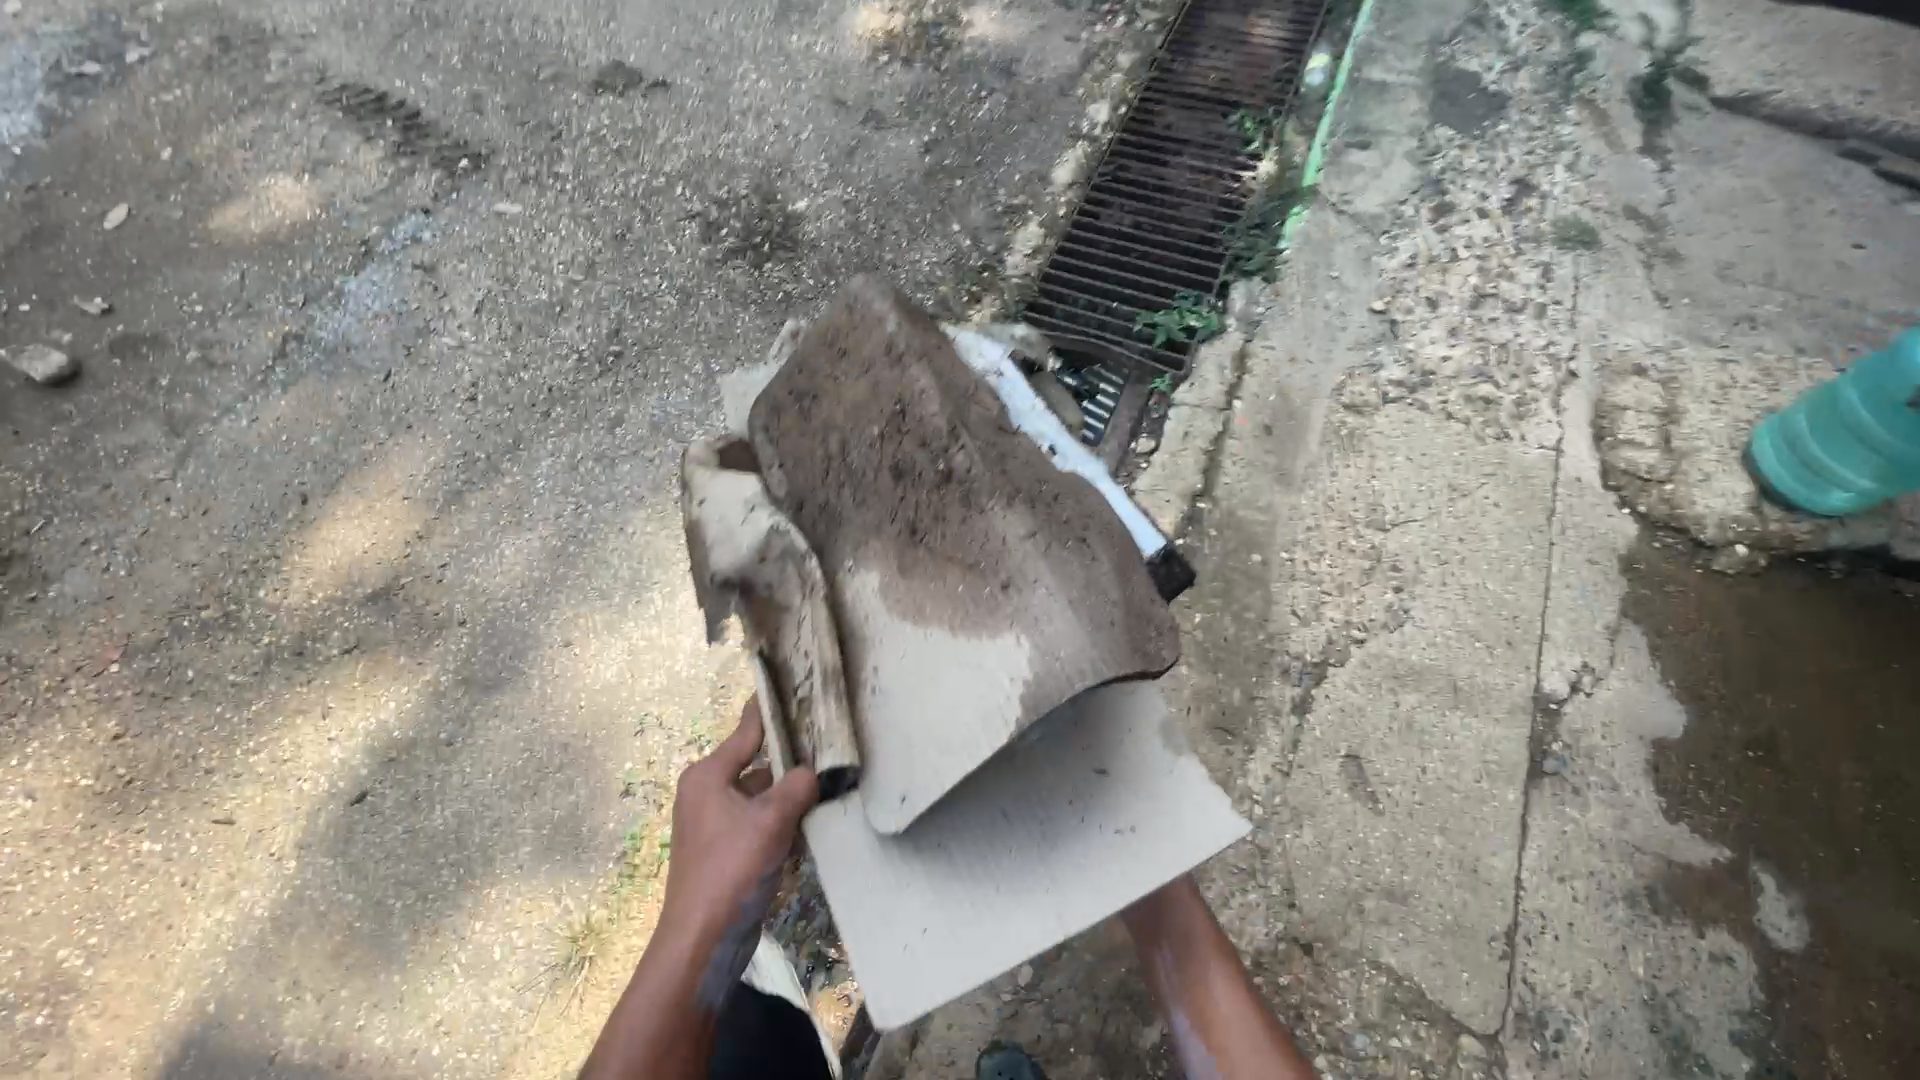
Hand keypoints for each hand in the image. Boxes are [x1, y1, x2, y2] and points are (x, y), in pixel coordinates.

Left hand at [658, 699, 818, 970]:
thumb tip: (812, 773)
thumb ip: (797, 787)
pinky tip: (807, 836)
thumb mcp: (771, 821)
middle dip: (792, 765)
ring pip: (765, 798)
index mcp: (708, 776)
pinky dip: (782, 829)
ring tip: (828, 794)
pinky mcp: (728, 852)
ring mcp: (716, 825)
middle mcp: (708, 794)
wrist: (703, 940)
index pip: (746, 731)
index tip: (792, 685)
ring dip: (791, 802)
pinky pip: (762, 826)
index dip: (770, 710)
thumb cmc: (731, 869)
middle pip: (760, 765)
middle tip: (831, 751)